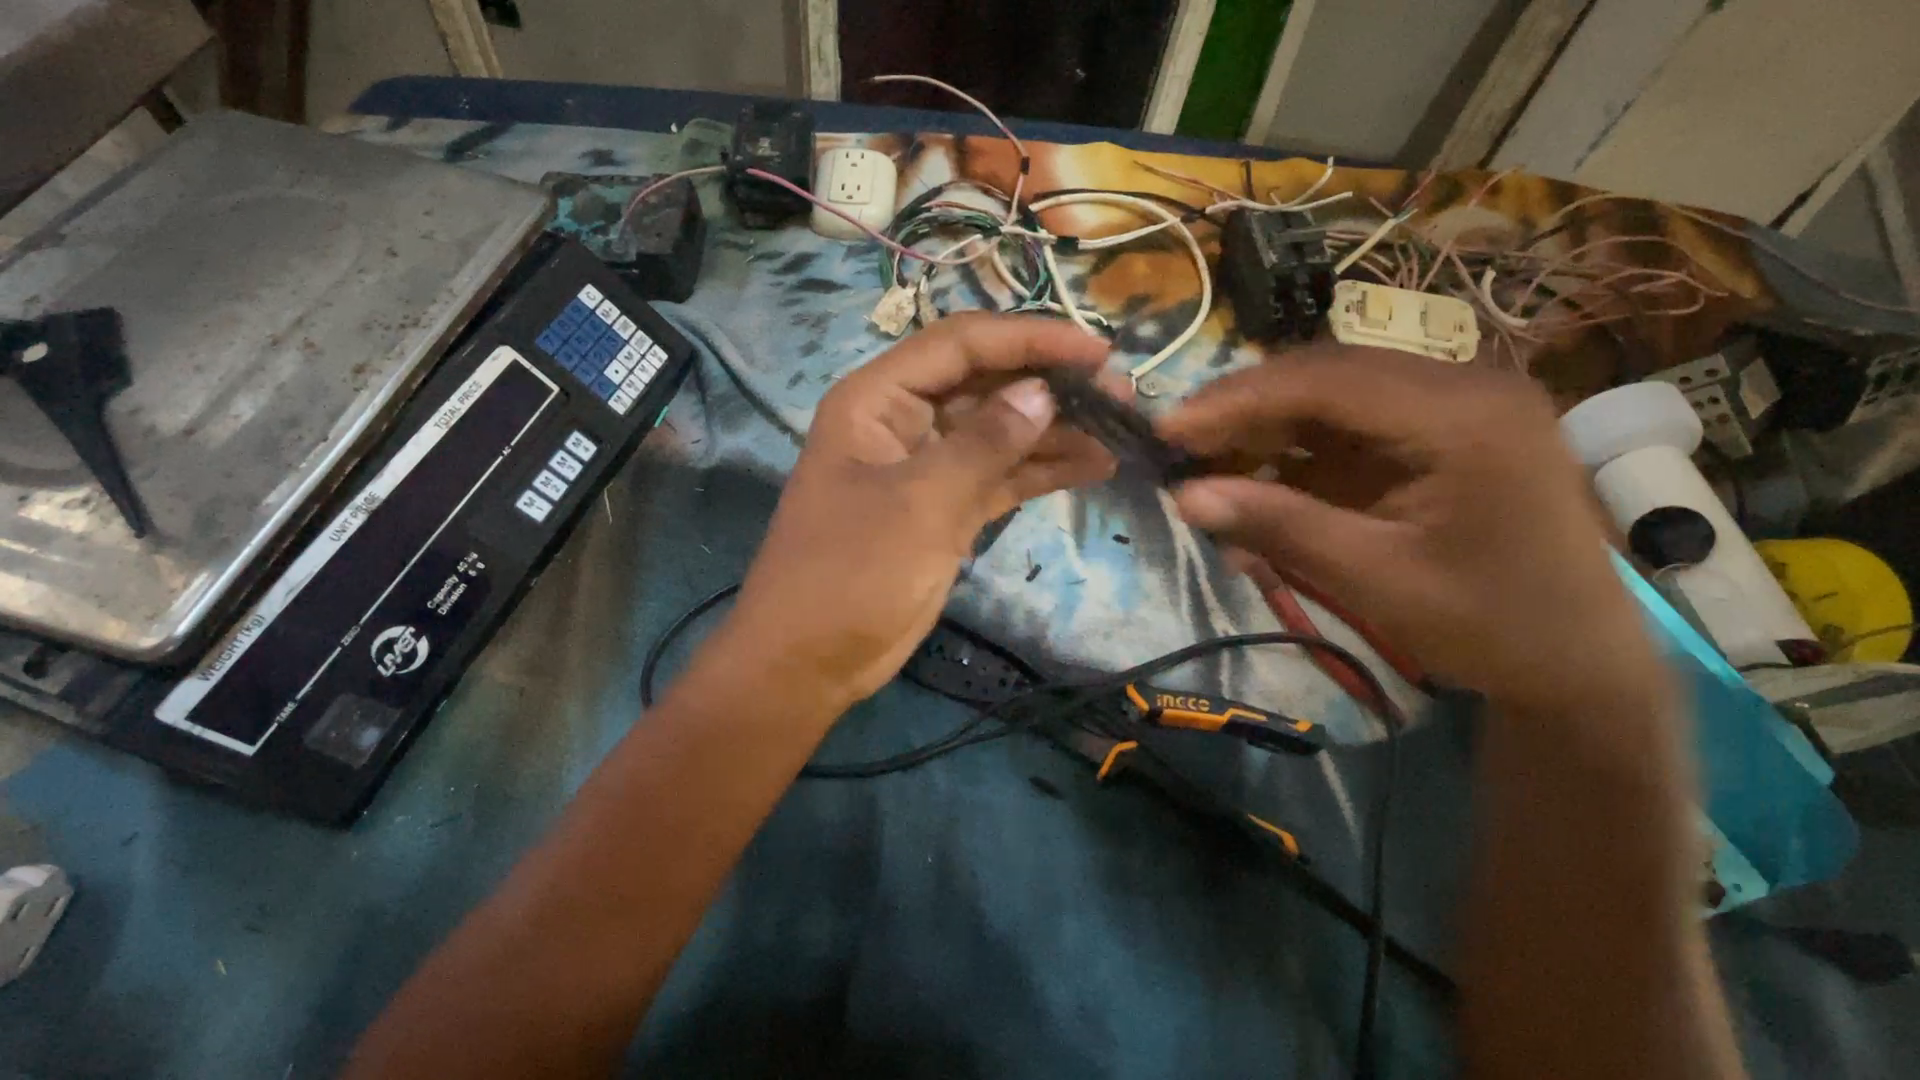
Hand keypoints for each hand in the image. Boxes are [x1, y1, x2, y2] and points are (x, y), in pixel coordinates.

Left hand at [721, 313, 1121, 709]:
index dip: (1030, 338)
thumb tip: (1043, 393)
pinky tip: (1095, 465)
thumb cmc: (850, 574)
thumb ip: (984, 445)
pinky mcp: (947, 509)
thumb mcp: (919, 504)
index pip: (961, 344)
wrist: (810, 662)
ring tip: (1122, 429)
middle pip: (987, 383)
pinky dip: (1043, 470)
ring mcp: (928, 467)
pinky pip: (1002, 476)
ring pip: (1001, 431)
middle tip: (1123, 395)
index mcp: (878, 399)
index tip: (1097, 351)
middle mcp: (904, 421)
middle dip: (1052, 384)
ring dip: (1057, 429)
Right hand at [1159, 347, 1663, 712]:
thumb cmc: (1489, 626)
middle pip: (1328, 374)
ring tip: (1209, 461)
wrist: (1581, 662)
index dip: (1236, 401)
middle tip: (1179, 445)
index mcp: (1463, 415)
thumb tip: (1183, 496)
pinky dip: (1302, 446)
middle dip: (1246, 408)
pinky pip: (1358, 420)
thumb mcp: (1376, 578)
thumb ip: (1279, 527)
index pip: (1325, 381)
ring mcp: (1461, 403)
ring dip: (1270, 425)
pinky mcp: (1448, 429)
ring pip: (1337, 391)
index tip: (1168, 430)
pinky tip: (1261, 471)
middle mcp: (1466, 385)